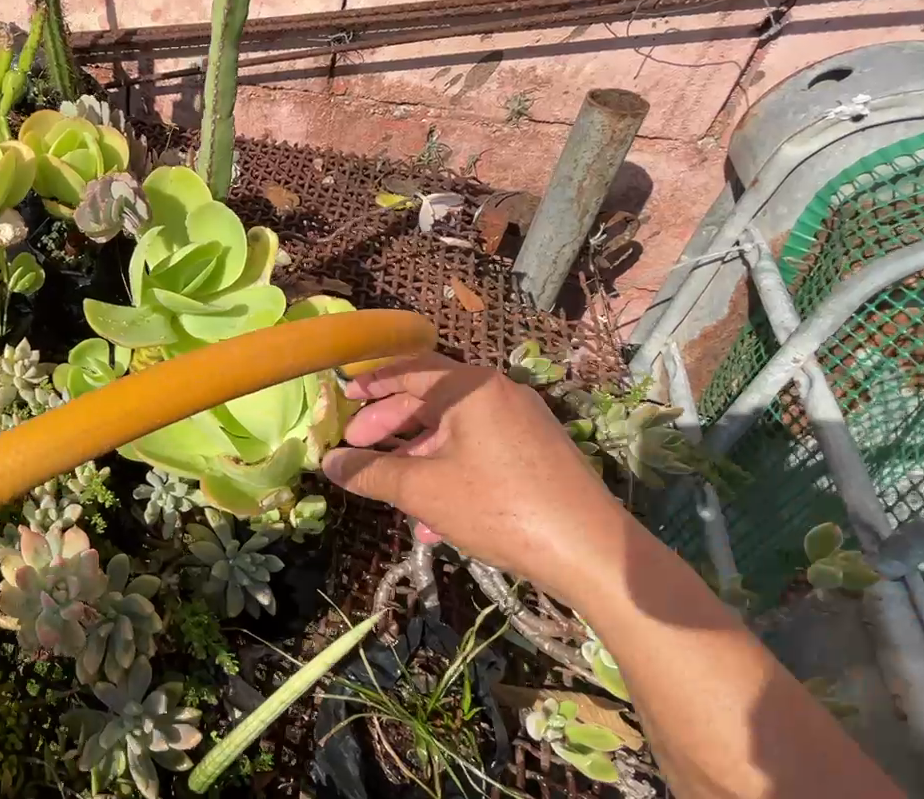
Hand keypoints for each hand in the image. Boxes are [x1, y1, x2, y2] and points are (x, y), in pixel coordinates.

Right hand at [320, 352, 641, 607]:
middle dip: (388, 426)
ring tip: (388, 488)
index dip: (370, 383)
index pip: (407, 369)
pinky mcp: (537, 454)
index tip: (342, 397)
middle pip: (428, 401)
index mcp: (469, 388)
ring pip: (452, 431)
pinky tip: (432, 517)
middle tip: (355, 449)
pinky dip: (448, 471)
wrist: (594, 554)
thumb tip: (329, 463)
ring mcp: (522, 424)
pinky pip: (478, 451)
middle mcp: (497, 395)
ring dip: (414, 456)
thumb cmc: (498, 507)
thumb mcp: (421, 490)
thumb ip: (369, 472)